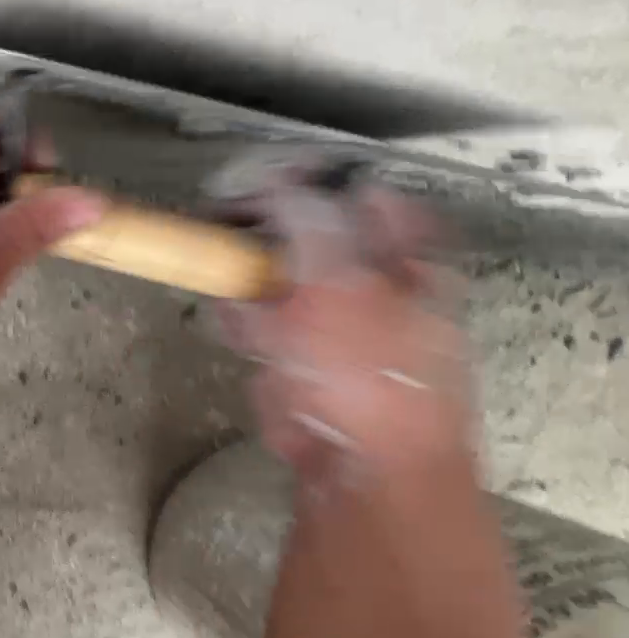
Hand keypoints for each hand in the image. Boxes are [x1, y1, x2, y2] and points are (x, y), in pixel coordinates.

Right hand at [210, 157, 473, 476]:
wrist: (355, 458)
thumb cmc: (364, 369)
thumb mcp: (337, 280)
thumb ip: (309, 222)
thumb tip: (279, 180)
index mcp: (405, 257)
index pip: (357, 196)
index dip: (308, 184)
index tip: (256, 183)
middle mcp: (371, 279)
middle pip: (303, 233)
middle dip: (261, 237)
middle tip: (231, 234)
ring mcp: (329, 315)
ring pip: (268, 272)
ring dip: (244, 283)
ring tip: (245, 307)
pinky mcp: (293, 348)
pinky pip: (254, 314)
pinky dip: (242, 321)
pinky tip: (248, 338)